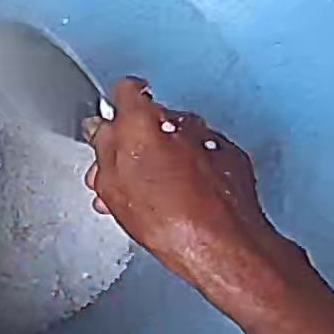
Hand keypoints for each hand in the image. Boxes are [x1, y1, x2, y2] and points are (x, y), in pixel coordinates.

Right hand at [84, 77, 299, 290]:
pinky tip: (180, 197)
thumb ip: (103, 148)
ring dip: (164, 155)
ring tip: (153, 193)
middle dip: (137, 141)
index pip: (125, 89)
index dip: (115, 103)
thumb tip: (103, 132)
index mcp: (142, 121)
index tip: (112, 116)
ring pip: (176, 136)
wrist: (219, 244)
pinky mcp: (231, 155)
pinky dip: (191, 167)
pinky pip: (201, 152)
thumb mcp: (110, 185)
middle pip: (150, 118)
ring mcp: (208, 137)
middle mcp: (179, 121)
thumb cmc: (167, 218)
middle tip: (125, 172)